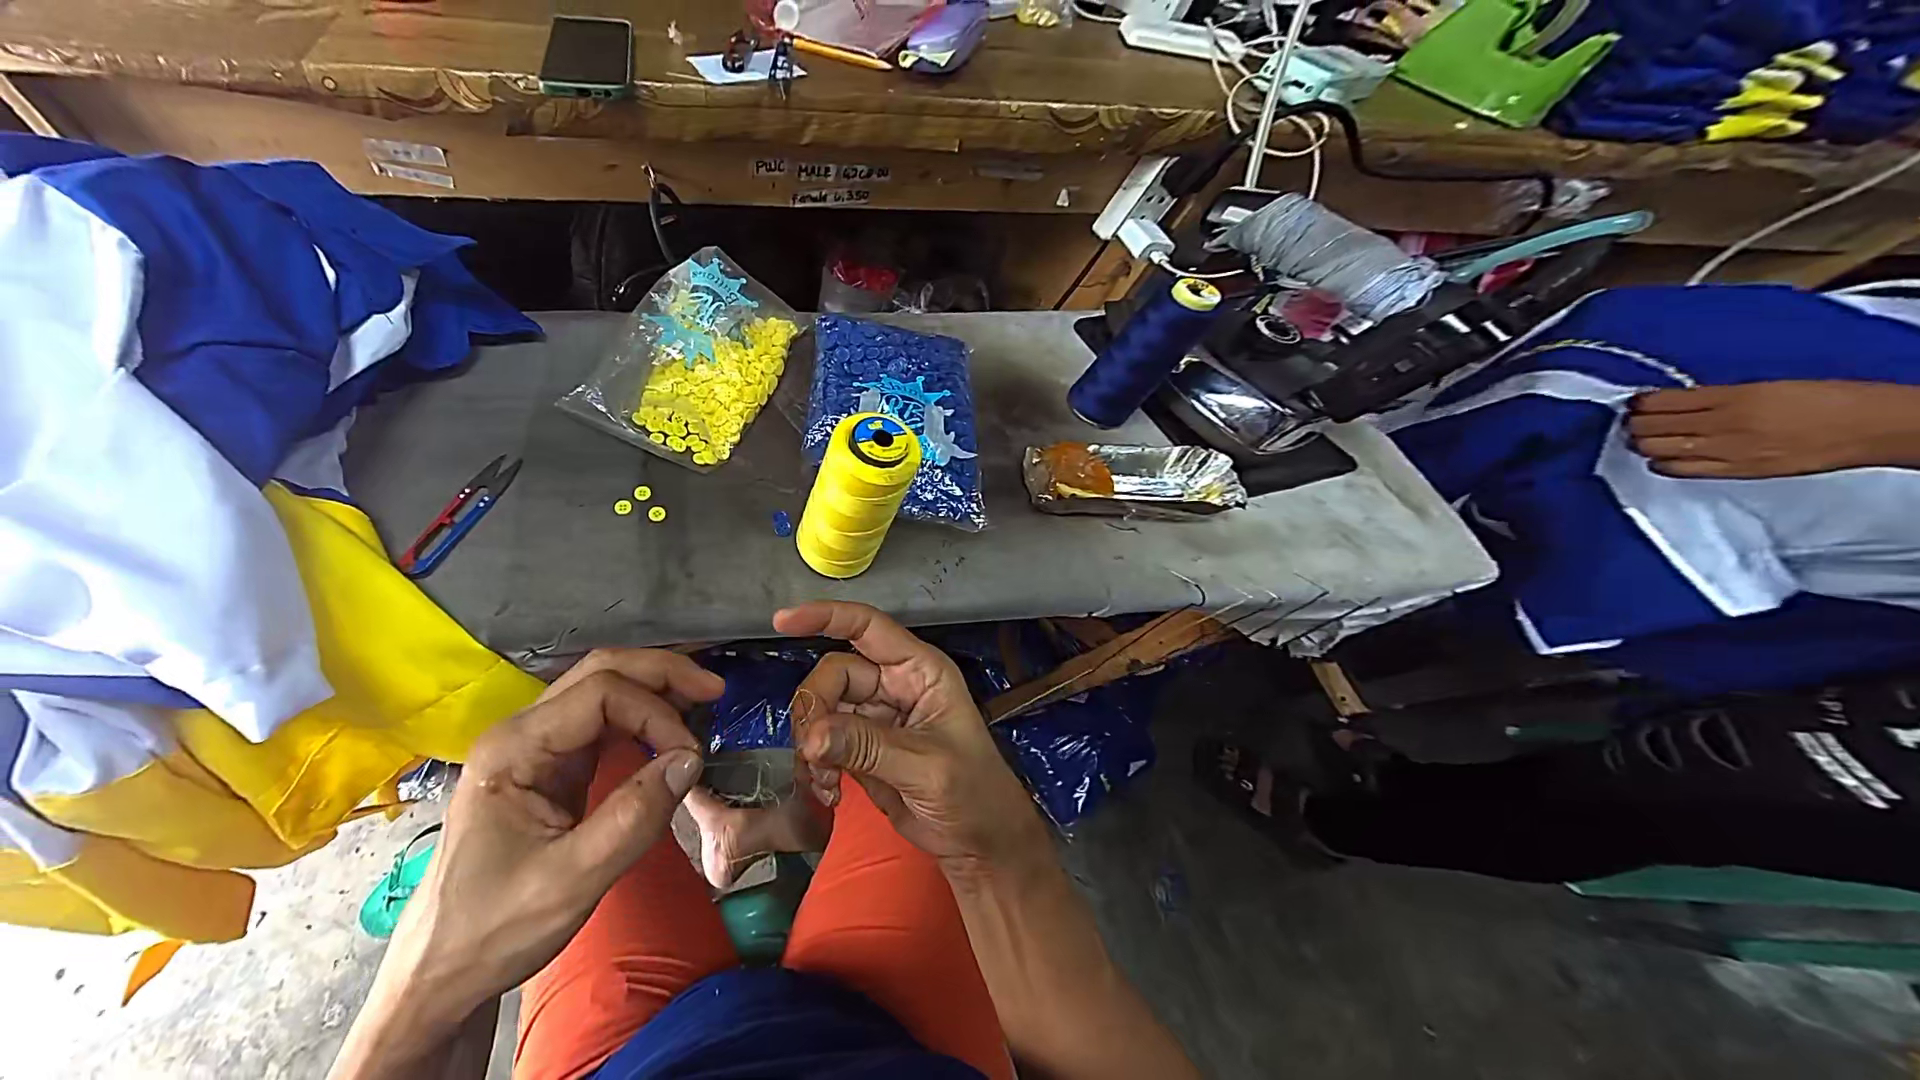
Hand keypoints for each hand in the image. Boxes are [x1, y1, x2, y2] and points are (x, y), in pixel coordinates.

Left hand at [386, 649, 721, 1017]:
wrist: (442, 974)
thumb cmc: (494, 929)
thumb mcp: (571, 881)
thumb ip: (634, 817)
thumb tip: (692, 760)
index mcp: (513, 749)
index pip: (601, 694)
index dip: (656, 713)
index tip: (692, 756)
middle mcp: (522, 732)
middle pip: (601, 672)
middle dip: (663, 674)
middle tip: (716, 689)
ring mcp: (536, 746)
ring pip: (605, 688)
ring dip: (657, 688)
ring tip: (703, 700)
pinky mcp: (553, 765)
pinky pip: (606, 721)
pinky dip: (646, 715)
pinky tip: (673, 726)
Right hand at [775, 602, 1047, 881]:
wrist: (979, 841)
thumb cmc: (973, 792)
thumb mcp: (927, 767)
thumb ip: (868, 747)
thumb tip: (810, 736)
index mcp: (920, 671)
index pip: (868, 628)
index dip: (826, 616)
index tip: (783, 621)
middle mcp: (894, 685)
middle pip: (833, 675)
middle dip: (815, 711)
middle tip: (814, 754)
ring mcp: (875, 717)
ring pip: (821, 710)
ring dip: (811, 745)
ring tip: (826, 783)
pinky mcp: (861, 748)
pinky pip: (821, 742)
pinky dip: (815, 765)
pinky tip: (828, 792)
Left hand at [1628, 380, 1919, 477]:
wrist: (1873, 427)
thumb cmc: (1830, 399)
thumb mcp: (1767, 386)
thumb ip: (1718, 396)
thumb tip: (1676, 402)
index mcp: (1734, 397)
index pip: (1663, 402)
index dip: (1641, 403)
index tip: (1636, 402)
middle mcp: (1722, 424)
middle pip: (1649, 426)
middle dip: (1634, 423)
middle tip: (1635, 420)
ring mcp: (1724, 451)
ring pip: (1654, 448)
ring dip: (1642, 442)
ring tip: (1646, 437)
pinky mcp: (1732, 471)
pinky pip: (1676, 469)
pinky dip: (1660, 462)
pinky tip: (1663, 456)